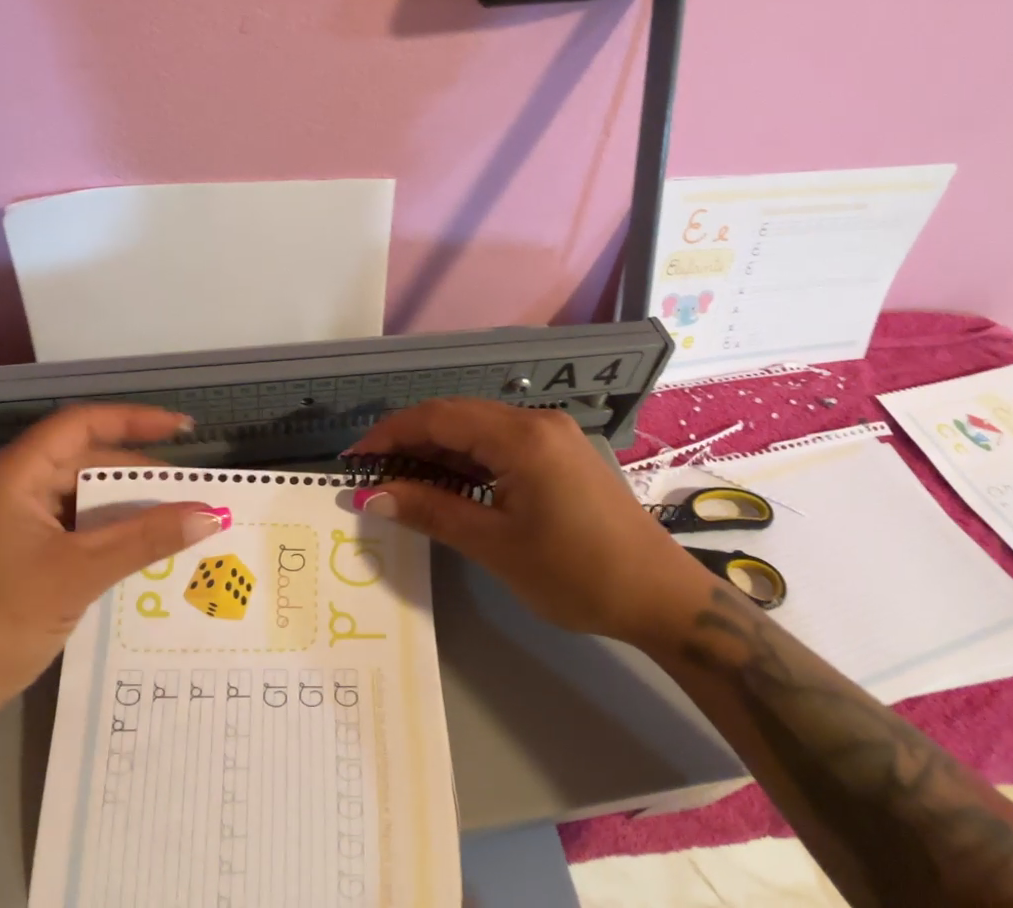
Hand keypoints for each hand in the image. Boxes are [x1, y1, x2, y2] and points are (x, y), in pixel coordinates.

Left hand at [0, 405, 226, 712]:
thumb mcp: (80, 574)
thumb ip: (147, 538)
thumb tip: (212, 513)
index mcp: (9, 475)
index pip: (79, 425)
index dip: (135, 420)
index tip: (184, 429)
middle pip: (76, 461)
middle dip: (134, 474)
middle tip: (186, 492)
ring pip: (68, 500)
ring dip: (117, 509)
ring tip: (169, 522)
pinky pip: (56, 530)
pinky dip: (95, 535)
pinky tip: (129, 554)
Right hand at [347, 399, 708, 641]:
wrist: (658, 596)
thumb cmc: (575, 573)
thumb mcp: (494, 545)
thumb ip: (430, 511)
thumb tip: (369, 496)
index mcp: (521, 436)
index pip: (438, 417)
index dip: (390, 434)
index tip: (354, 463)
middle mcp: (537, 422)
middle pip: (457, 417)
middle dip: (410, 442)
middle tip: (372, 478)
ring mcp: (554, 437)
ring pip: (479, 431)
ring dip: (438, 453)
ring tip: (400, 485)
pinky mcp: (562, 456)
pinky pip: (502, 447)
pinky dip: (468, 463)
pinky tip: (447, 487)